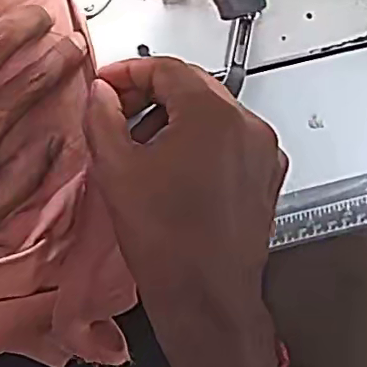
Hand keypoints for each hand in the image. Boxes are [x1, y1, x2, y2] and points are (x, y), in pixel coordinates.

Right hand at [83, 57, 288, 366]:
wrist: (206, 298)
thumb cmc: (164, 239)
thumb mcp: (116, 169)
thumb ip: (102, 116)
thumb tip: (101, 93)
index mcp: (213, 115)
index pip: (166, 68)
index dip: (127, 72)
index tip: (104, 85)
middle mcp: (248, 126)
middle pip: (192, 85)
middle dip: (149, 92)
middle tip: (115, 111)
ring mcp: (263, 151)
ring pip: (210, 112)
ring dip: (171, 116)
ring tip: (137, 143)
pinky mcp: (265, 176)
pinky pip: (227, 140)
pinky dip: (196, 140)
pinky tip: (168, 167)